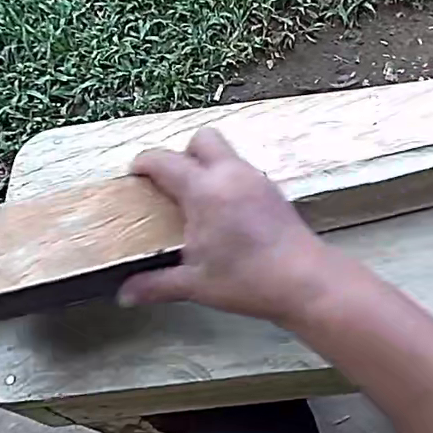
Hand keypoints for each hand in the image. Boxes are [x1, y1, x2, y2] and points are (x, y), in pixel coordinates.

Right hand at [116, 128, 338, 323]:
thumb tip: (125, 294)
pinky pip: (245, 172)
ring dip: (210, 166)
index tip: (135, 176)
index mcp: (205, 190)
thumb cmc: (248, 280)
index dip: (144, 163)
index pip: (165, 160)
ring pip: (228, 154)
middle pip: (203, 138)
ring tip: (200, 202)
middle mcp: (232, 175)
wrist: (307, 280)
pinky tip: (228, 212)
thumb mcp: (195, 284)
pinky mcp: (276, 191)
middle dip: (183, 153)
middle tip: (173, 185)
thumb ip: (156, 284)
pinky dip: (230, 180)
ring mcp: (258, 180)